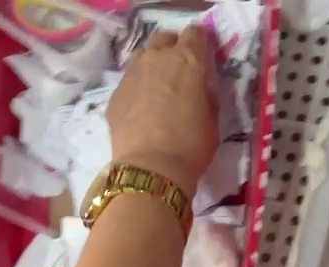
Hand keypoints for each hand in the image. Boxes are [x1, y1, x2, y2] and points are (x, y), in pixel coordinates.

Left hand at [108, 26, 217, 198]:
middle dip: (173, 49)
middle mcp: (158, 58)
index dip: (201, 44)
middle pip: (165, 38)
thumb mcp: (212, 124)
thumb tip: (201, 90)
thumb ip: (206, 98)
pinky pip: (129, 82)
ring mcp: (133, 73)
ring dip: (152, 66)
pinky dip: (137, 90)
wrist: (152, 169)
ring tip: (157, 89)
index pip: (196, 34)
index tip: (203, 58)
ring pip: (143, 56)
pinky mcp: (116, 93)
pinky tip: (141, 112)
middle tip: (179, 73)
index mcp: (188, 61)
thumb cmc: (191, 148)